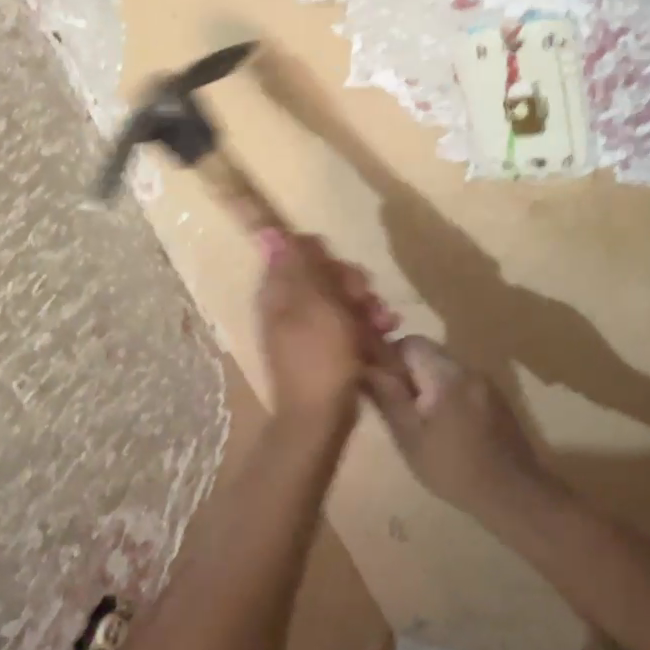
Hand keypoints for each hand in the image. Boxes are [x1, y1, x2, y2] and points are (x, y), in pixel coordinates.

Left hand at [256, 228, 398, 419]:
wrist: (319, 419)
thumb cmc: (320, 358)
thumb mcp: (315, 305)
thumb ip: (297, 267)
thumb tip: (266, 231)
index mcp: (277, 292)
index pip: (297, 253)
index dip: (326, 258)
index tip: (344, 274)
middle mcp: (286, 307)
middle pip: (322, 276)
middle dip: (351, 284)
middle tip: (367, 299)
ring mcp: (304, 331)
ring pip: (338, 301)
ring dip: (364, 306)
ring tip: (384, 322)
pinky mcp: (322, 351)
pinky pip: (344, 326)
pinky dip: (363, 328)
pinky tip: (383, 335)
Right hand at [363, 336, 549, 515]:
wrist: (513, 495)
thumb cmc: (453, 469)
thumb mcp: (409, 437)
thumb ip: (387, 397)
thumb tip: (365, 367)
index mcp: (446, 375)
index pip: (409, 342)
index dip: (387, 357)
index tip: (377, 386)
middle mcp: (469, 369)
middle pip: (428, 354)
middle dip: (406, 373)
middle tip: (394, 408)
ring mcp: (487, 384)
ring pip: (444, 370)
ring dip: (425, 386)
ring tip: (416, 422)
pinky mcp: (497, 399)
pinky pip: (461, 385)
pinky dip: (445, 396)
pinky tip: (444, 428)